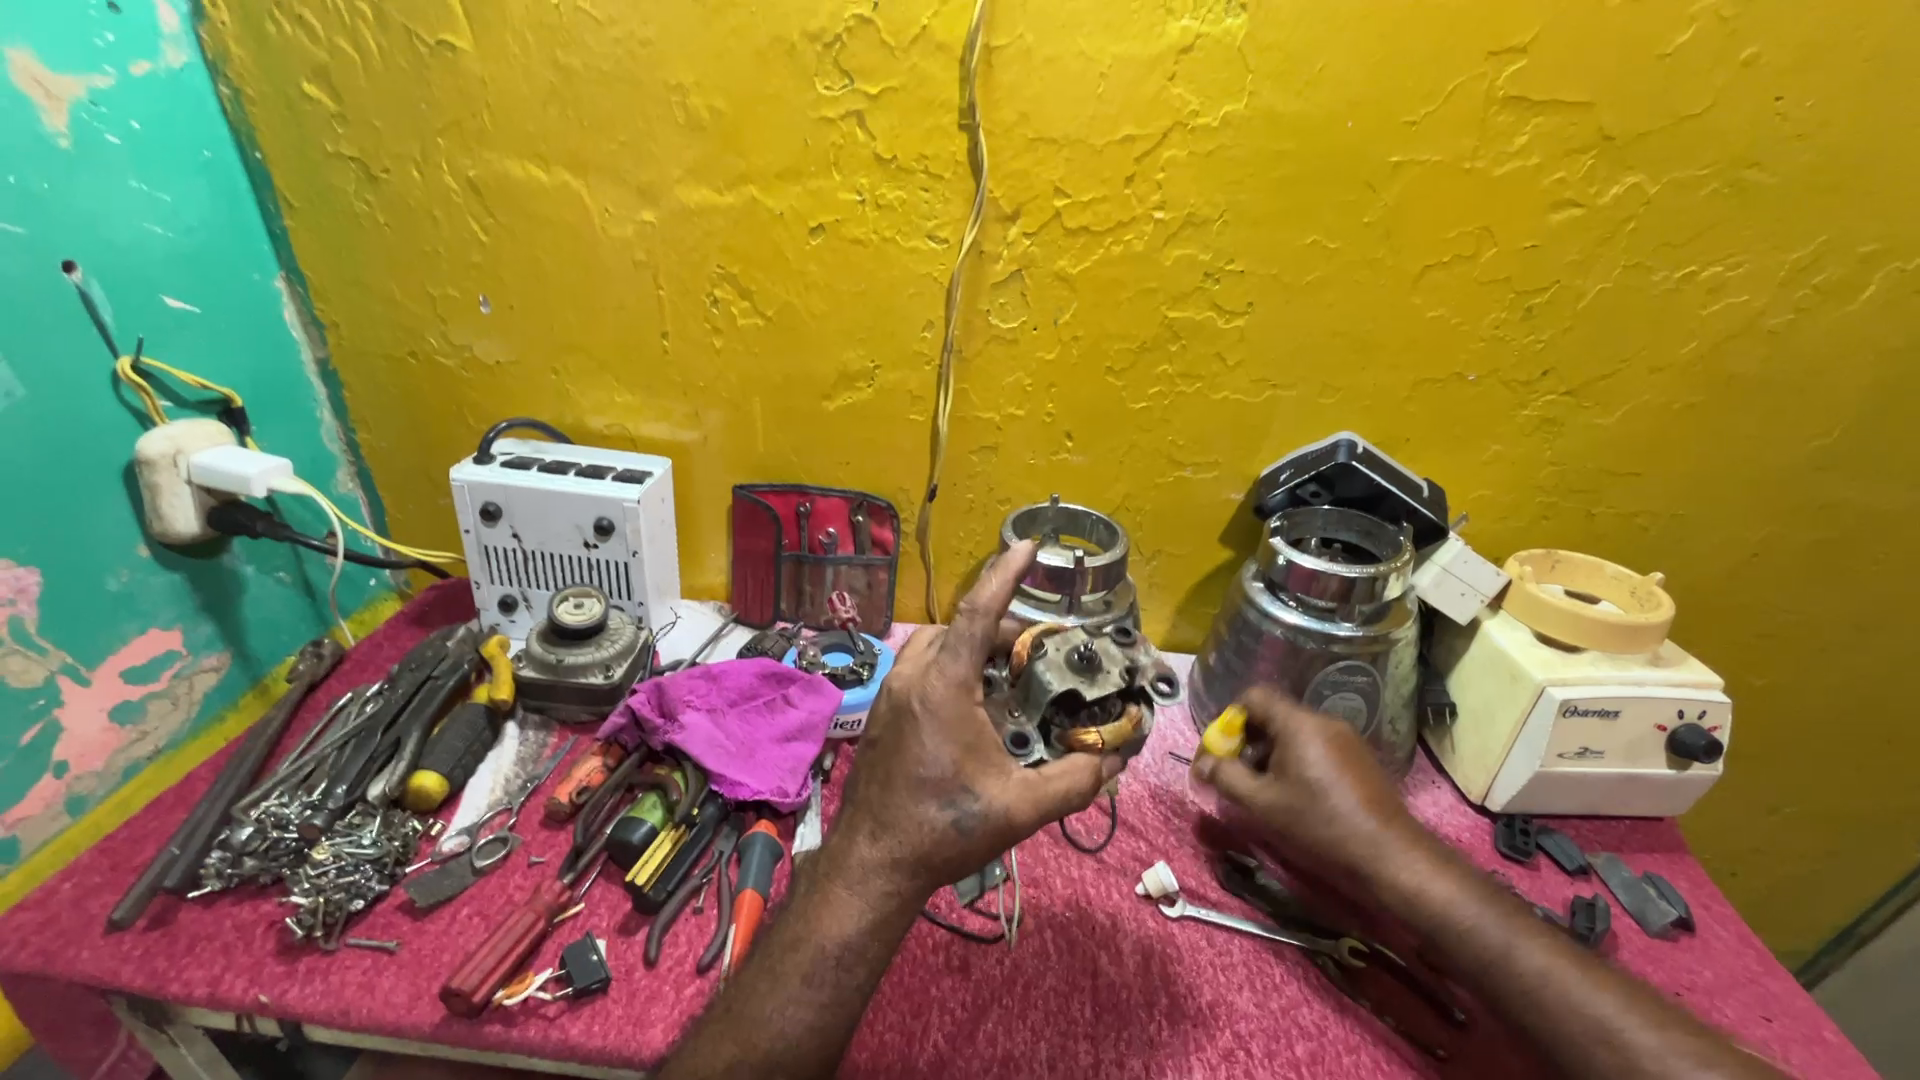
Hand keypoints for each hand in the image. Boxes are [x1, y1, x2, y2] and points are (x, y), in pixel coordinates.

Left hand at [828, 540, 1124, 900]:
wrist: (874, 861)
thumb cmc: (944, 828)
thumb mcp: (1020, 808)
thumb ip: (1075, 781)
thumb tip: (1118, 760)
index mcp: (943, 686)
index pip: (978, 612)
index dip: (1005, 574)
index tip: (1028, 544)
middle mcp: (912, 677)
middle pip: (960, 627)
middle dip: (1000, 629)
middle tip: (1037, 655)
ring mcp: (890, 694)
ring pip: (935, 645)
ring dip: (971, 646)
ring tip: (1006, 676)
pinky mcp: (882, 713)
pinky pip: (920, 668)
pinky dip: (950, 667)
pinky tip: (972, 706)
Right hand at [1190, 687, 1419, 881]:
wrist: (1390, 857)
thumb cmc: (1318, 825)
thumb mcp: (1261, 804)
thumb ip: (1225, 777)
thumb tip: (1201, 764)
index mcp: (1299, 723)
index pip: (1253, 696)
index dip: (1229, 719)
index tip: (1222, 753)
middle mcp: (1324, 721)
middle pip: (1273, 716)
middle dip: (1247, 742)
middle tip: (1237, 777)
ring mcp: (1347, 739)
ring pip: (1294, 734)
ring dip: (1271, 755)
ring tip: (1265, 793)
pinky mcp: (1360, 760)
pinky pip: (1316, 748)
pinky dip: (1296, 763)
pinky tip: (1296, 798)